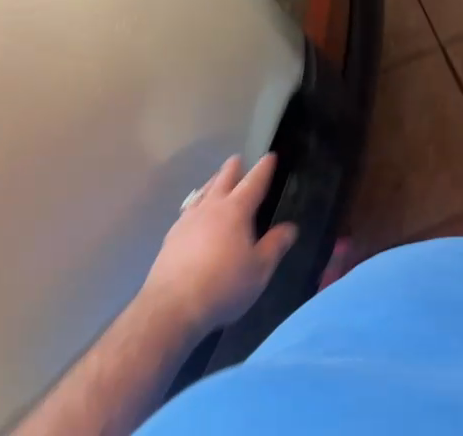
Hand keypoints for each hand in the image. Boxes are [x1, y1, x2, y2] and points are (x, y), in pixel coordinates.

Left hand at [140, 154, 297, 335]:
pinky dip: (196, 204)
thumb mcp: (259, 270)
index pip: (253, 183)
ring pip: (202, 192)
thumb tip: (290, 227)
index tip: (269, 156)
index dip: (263, 169)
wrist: (173, 305)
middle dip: (233, 169)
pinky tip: (193, 213)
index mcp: (235, 211)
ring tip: (216, 180)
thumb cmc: (224, 285)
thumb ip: (275, 246)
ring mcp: (187, 220)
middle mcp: (210, 208)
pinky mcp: (172, 236)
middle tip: (238, 159)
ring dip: (212, 183)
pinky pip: (188, 210)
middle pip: (223, 180)